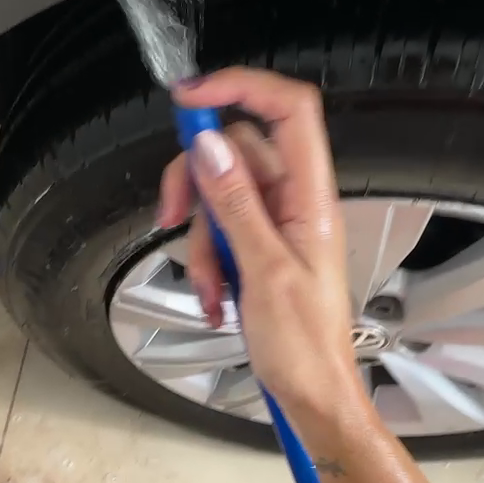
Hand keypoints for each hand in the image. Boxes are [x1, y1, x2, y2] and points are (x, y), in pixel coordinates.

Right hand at [156, 67, 367, 423]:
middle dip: (196, 186)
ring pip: (218, 198)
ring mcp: (274, 228)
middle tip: (172, 216)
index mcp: (311, 198)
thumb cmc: (306, 347)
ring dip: (201, 242)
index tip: (191, 98)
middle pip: (235, 153)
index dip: (242, 88)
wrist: (312, 393)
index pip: (288, 111)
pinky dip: (208, 263)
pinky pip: (220, 235)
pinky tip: (217, 297)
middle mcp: (294, 204)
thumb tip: (211, 150)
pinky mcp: (257, 252)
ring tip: (212, 288)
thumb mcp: (265, 272)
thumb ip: (236, 206)